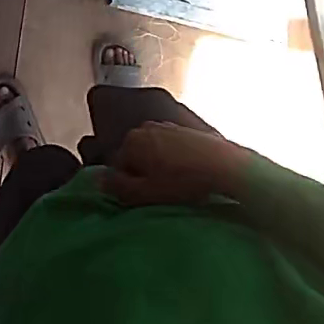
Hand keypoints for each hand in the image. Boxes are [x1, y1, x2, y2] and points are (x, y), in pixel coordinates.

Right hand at [102, 121, 253, 206]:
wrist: (225, 165)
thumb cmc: (183, 181)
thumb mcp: (146, 193)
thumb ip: (118, 187)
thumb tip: (98, 180)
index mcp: (131, 141)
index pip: (117, 167)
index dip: (128, 186)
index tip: (144, 198)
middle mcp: (145, 128)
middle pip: (134, 157)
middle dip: (143, 174)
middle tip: (159, 193)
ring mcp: (166, 126)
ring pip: (153, 151)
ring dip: (159, 167)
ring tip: (176, 185)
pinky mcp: (185, 129)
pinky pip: (170, 148)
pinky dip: (174, 160)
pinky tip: (188, 174)